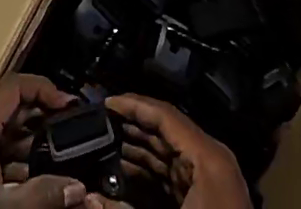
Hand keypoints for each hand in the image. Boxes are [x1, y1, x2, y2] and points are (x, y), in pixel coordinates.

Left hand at [0, 74, 86, 207]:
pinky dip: (14, 156)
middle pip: (9, 106)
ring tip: (55, 160)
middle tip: (66, 133)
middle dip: (40, 120)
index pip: (14, 86)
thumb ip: (46, 192)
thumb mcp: (8, 207)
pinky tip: (33, 178)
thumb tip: (72, 187)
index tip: (66, 104)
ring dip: (30, 142)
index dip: (44, 90)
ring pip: (3, 128)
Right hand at [89, 94, 251, 208]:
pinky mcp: (206, 196)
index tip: (106, 103)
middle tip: (101, 121)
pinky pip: (174, 171)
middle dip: (132, 124)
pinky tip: (125, 169)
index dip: (134, 105)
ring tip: (107, 142)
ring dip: (138, 145)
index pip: (166, 115)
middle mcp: (211, 159)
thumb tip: (89, 196)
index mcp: (208, 156)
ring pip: (169, 149)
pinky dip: (150, 167)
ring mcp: (210, 178)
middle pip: (166, 129)